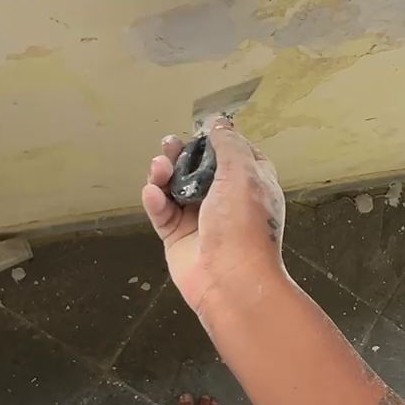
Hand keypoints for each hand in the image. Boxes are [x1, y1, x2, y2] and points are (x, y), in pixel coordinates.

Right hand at [142, 116, 287, 319]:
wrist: (230, 280)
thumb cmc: (243, 226)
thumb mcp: (243, 173)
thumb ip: (229, 144)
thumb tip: (220, 123)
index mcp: (251, 185)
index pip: (236, 155)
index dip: (219, 142)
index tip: (204, 132)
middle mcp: (227, 201)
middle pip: (199, 168)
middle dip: (182, 154)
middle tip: (169, 145)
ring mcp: (201, 219)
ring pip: (175, 187)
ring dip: (163, 173)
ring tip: (158, 168)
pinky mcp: (178, 237)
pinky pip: (162, 211)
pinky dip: (155, 200)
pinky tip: (152, 193)